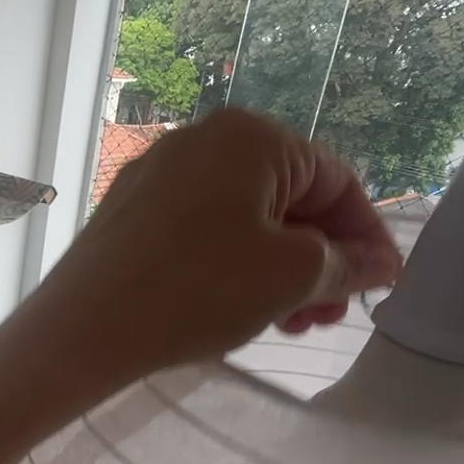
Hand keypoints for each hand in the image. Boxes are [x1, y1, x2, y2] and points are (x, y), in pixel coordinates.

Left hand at [15, 108, 399, 395]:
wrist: (83, 328)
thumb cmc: (198, 291)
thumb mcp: (290, 278)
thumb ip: (347, 264)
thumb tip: (381, 262)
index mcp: (249, 136)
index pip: (335, 181)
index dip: (366, 237)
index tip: (378, 287)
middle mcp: (199, 141)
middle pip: (286, 200)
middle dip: (316, 261)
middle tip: (323, 318)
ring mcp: (155, 175)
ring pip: (241, 220)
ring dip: (275, 270)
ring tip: (283, 324)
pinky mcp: (127, 213)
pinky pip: (199, 232)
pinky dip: (229, 265)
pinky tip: (233, 307)